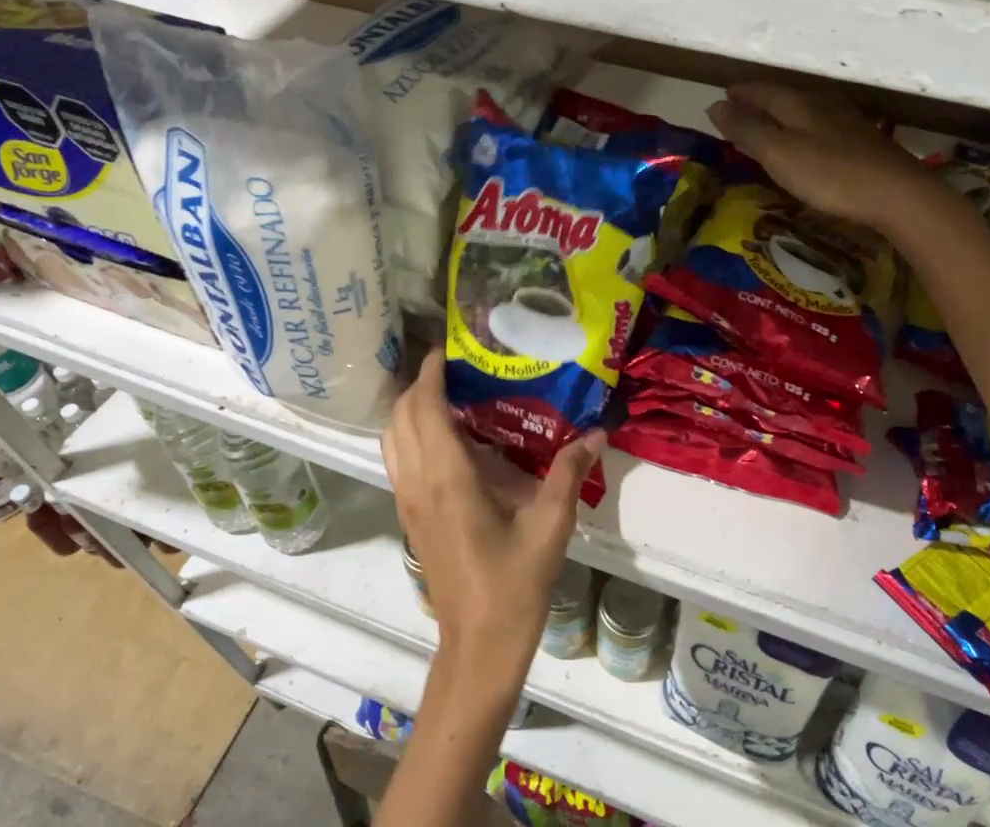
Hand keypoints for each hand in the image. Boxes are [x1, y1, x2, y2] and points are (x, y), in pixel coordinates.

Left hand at [380, 352, 605, 678]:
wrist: (479, 642)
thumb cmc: (515, 584)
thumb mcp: (551, 525)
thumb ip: (568, 473)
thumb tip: (597, 433)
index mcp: (448, 479)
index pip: (425, 409)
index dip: (430, 373)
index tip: (449, 348)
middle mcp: (418, 483)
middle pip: (400, 417)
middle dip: (420, 385)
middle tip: (457, 368)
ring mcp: (408, 501)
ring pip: (393, 439)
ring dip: (411, 410)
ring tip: (450, 396)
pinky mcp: (411, 517)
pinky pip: (400, 461)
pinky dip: (413, 436)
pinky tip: (451, 441)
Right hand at [708, 83, 933, 231]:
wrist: (896, 193)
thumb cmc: (829, 173)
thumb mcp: (778, 153)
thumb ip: (747, 130)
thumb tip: (715, 105)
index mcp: (797, 103)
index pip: (761, 91)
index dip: (741, 94)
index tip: (722, 97)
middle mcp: (821, 104)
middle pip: (784, 97)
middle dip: (760, 102)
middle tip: (739, 109)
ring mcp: (845, 122)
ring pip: (804, 111)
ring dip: (782, 115)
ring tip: (767, 125)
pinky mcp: (861, 142)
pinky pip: (820, 127)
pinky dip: (802, 130)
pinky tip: (805, 142)